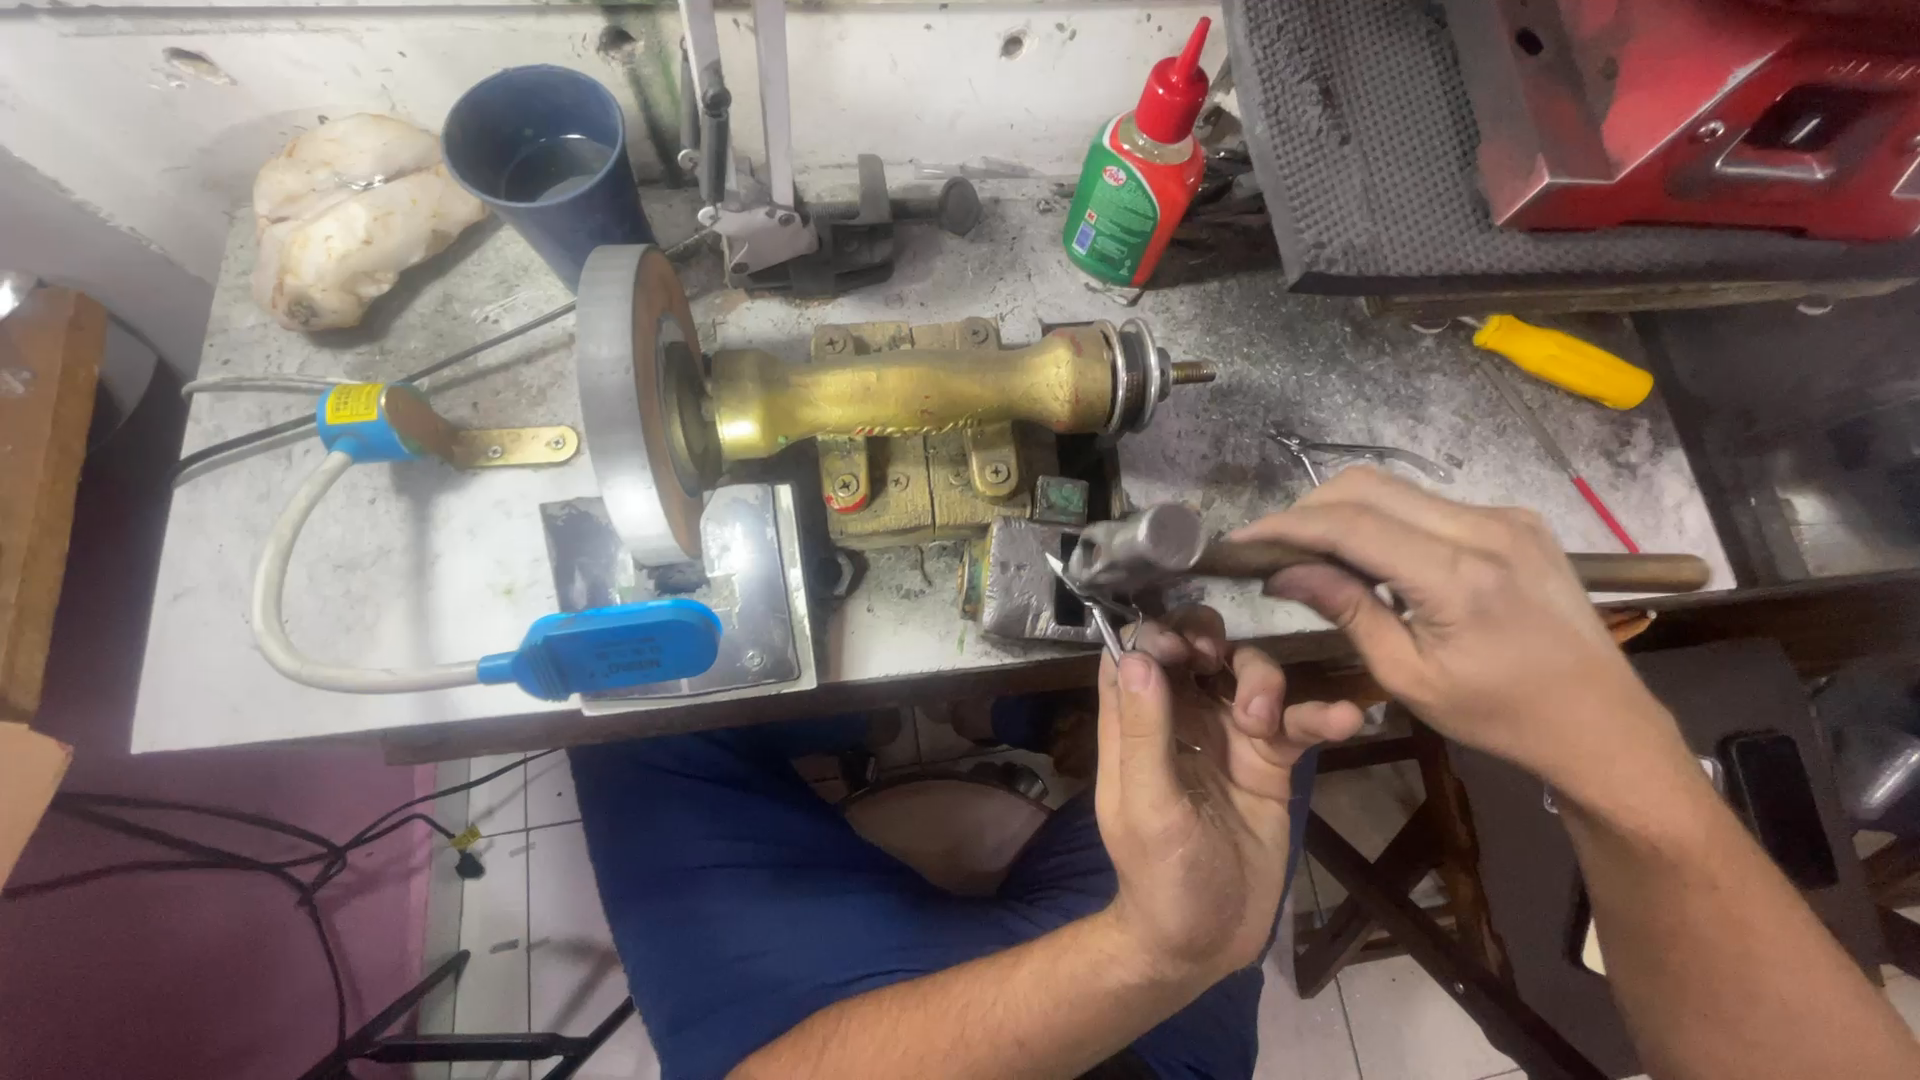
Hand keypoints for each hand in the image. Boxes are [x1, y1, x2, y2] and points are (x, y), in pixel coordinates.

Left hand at [1095, 606, 1361, 986]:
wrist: (1207, 938)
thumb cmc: (1159, 873)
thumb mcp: (1145, 805)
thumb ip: (1141, 731)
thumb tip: (1135, 655)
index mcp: (1134, 725)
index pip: (1134, 656)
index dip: (1154, 635)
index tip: (1180, 644)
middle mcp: (1179, 719)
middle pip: (1192, 651)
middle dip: (1208, 641)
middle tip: (1217, 659)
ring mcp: (1227, 737)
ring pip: (1245, 676)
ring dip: (1261, 680)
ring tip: (1264, 719)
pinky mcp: (1270, 762)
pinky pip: (1295, 723)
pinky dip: (1319, 714)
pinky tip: (1345, 719)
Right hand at [1230, 467, 1689, 800]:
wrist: (1601, 721)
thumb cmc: (1499, 714)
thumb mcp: (1408, 675)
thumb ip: (1347, 610)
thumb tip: (1284, 571)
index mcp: (1459, 577)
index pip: (1351, 525)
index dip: (1286, 526)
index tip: (1241, 540)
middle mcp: (1485, 529)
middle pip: (1368, 487)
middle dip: (1308, 509)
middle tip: (1274, 547)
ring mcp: (1505, 518)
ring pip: (1395, 488)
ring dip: (1342, 511)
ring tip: (1311, 552)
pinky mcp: (1513, 521)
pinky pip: (1426, 503)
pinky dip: (1382, 519)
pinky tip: (1368, 556)